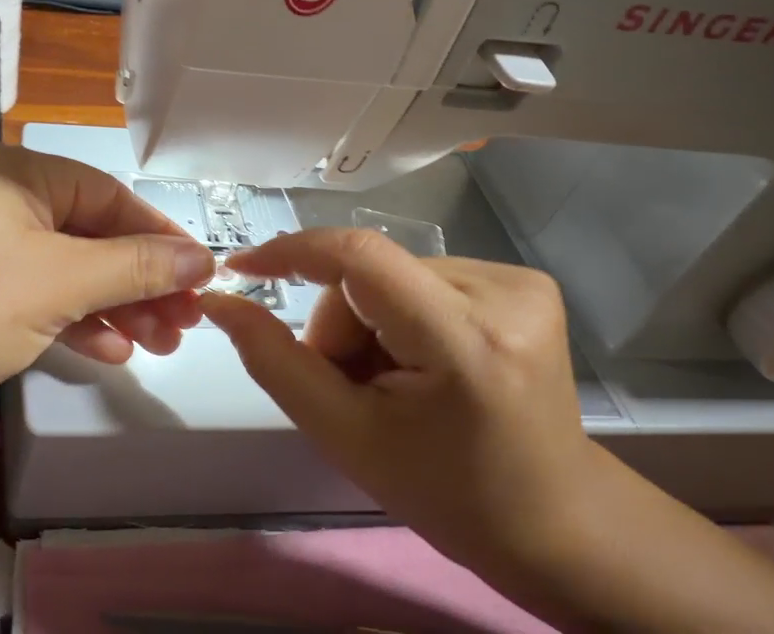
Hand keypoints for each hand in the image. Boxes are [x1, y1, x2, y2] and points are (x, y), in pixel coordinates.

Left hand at [0, 142, 215, 435]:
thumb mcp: (60, 283)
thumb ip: (135, 267)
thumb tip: (202, 257)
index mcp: (15, 170)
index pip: (108, 195)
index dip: (161, 237)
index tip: (205, 278)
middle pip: (89, 233)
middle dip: (140, 280)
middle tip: (185, 324)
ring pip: (64, 267)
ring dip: (112, 304)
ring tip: (160, 344)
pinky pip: (34, 292)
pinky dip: (72, 317)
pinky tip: (111, 350)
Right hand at [199, 228, 601, 571]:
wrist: (553, 522)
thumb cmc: (445, 493)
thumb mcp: (343, 434)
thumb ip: (274, 360)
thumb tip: (220, 300)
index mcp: (464, 340)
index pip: (359, 257)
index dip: (291, 252)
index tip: (241, 268)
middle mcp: (504, 294)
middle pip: (370, 273)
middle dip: (340, 323)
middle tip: (350, 386)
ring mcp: (523, 285)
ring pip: (393, 275)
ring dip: (370, 322)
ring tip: (391, 383)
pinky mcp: (527, 284)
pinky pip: (425, 279)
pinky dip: (403, 317)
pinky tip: (424, 366)